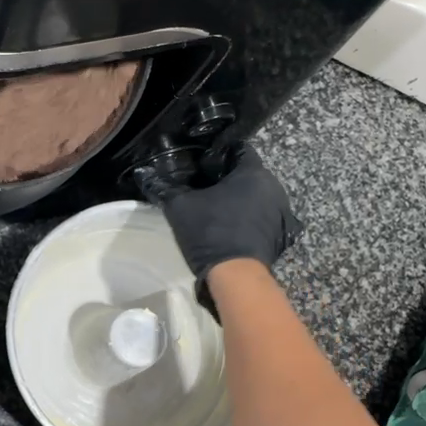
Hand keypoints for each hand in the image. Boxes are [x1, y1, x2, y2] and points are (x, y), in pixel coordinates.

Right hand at [133, 146, 301, 277]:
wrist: (236, 275)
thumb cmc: (209, 233)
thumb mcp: (180, 208)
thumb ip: (164, 188)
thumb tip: (144, 174)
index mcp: (252, 173)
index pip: (238, 150)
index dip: (218, 156)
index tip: (202, 168)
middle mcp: (273, 187)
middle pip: (249, 175)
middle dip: (230, 180)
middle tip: (206, 191)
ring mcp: (281, 211)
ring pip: (258, 197)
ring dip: (242, 201)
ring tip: (219, 213)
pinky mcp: (281, 234)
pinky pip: (264, 219)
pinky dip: (252, 222)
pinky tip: (235, 231)